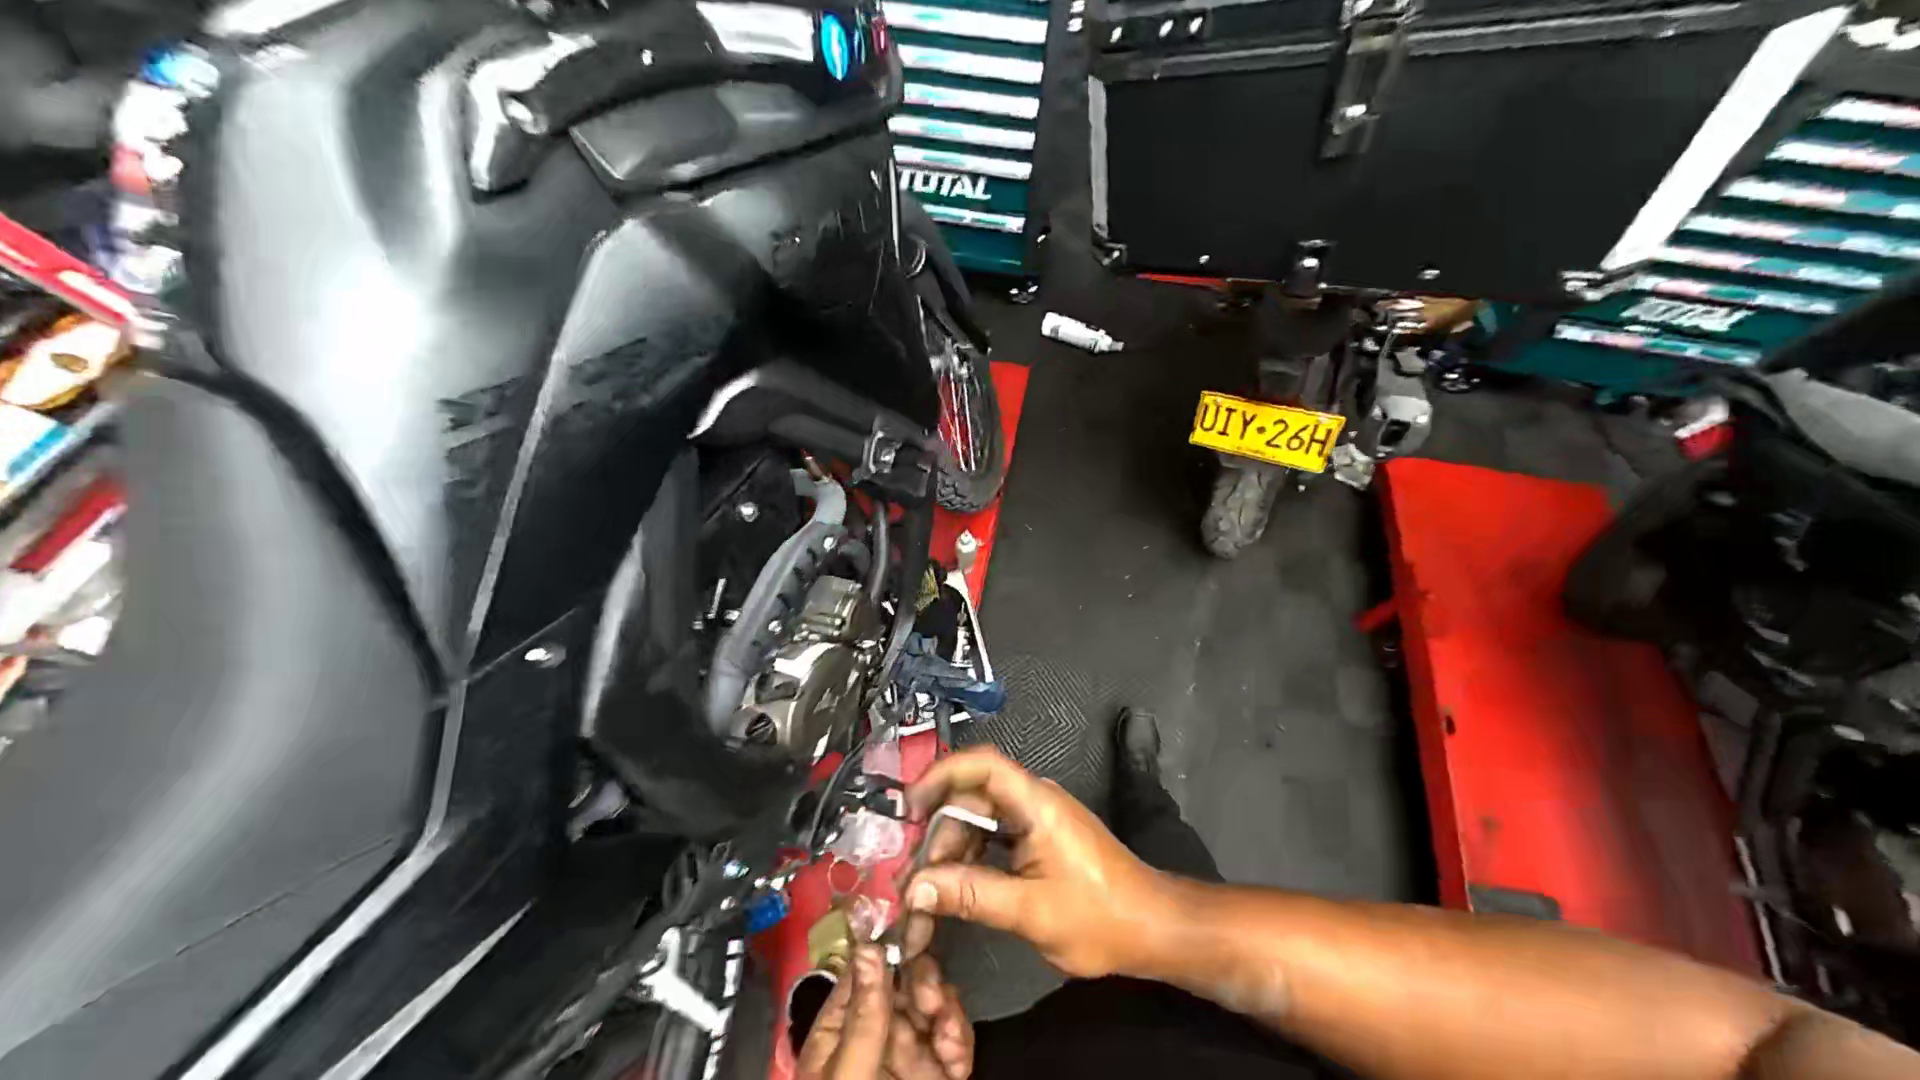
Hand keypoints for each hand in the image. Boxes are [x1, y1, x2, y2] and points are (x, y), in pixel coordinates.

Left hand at [796, 946, 973, 1079]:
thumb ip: (863, 1017)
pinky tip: (957, 1058)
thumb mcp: (848, 1079)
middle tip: (934, 1000)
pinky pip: (953, 1042)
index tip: (915, 935)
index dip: (888, 950)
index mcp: (838, 1032)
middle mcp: (874, 1035)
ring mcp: (907, 1056)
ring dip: (947, 1012)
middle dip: (925, 985)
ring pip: (934, 1007)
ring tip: (949, 1036)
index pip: (862, 972)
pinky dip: (960, 1042)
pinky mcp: (936, 1074)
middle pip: (904, 983)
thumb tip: (870, 947)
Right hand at [903, 746, 1169, 978]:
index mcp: (1037, 803)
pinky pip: (993, 836)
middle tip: (913, 874)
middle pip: (973, 798)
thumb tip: (916, 888)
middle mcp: (1034, 801)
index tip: (909, 806)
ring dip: (952, 850)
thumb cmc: (1100, 917)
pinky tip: (954, 884)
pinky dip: (971, 857)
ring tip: (928, 889)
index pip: (983, 765)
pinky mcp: (1039, 838)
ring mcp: (1037, 819)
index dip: (941, 775)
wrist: (1153, 929)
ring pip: (980, 820)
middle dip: (939, 832)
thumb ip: (971, 894)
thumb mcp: (1030, 910)